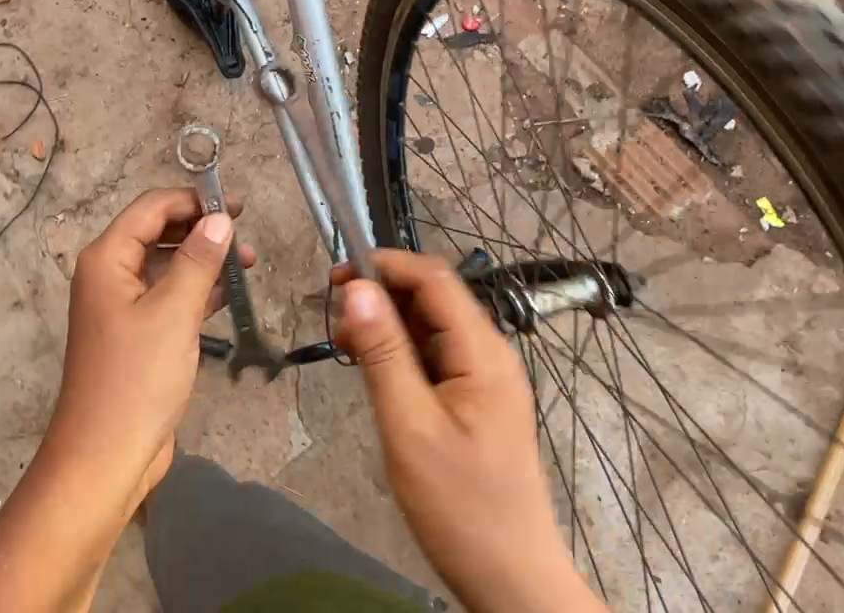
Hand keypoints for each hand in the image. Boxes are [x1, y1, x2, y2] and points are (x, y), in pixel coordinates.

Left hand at [48, 188, 254, 507]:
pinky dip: (196, 290)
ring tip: (247, 262)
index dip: (191, 200)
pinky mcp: (137, 333)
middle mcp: (109, 274)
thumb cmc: (136, 377)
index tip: (237, 205)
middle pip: (157, 233)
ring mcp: (122, 305)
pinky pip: (167, 296)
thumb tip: (220, 219)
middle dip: (200, 229)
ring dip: (202, 260)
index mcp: (106, 258)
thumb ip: (197, 261)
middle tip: (247, 235)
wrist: (106, 452)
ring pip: (165, 265)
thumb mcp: (173, 313)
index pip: (150, 208)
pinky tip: (228, 292)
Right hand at [330, 251, 606, 612]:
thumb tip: (356, 288)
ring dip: (385, 322)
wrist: (511, 578)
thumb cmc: (459, 504)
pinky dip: (397, 349)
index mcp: (483, 353)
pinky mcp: (474, 398)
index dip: (384, 265)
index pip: (434, 278)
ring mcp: (484, 377)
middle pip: (432, 296)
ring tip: (345, 346)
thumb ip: (382, 352)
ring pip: (429, 323)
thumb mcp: (409, 426)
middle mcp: (489, 354)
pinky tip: (371, 370)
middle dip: (379, 294)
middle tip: (333, 321)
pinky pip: (432, 353)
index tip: (333, 278)